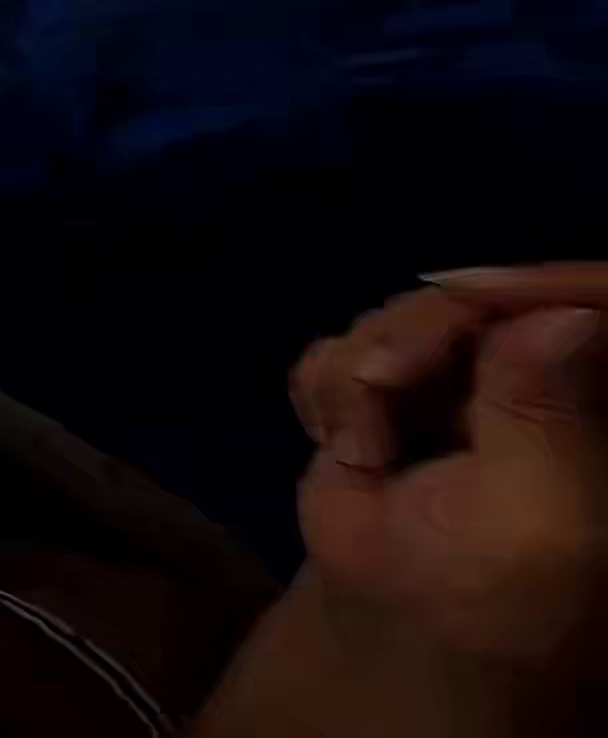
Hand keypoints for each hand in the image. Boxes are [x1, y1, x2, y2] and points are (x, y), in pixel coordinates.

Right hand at [290, 267, 607, 674]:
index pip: (595, 307)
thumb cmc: (495, 590)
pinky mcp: (383, 393)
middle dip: (402, 344)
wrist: (393, 612)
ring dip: (349, 381)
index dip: (531, 285)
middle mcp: (542, 386)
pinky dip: (318, 390)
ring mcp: (456, 388)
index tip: (452, 290)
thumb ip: (550, 416)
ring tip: (358, 443)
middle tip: (380, 392)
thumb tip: (566, 317)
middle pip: (463, 306)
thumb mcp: (541, 513)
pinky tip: (339, 438)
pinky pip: (330, 350)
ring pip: (383, 324)